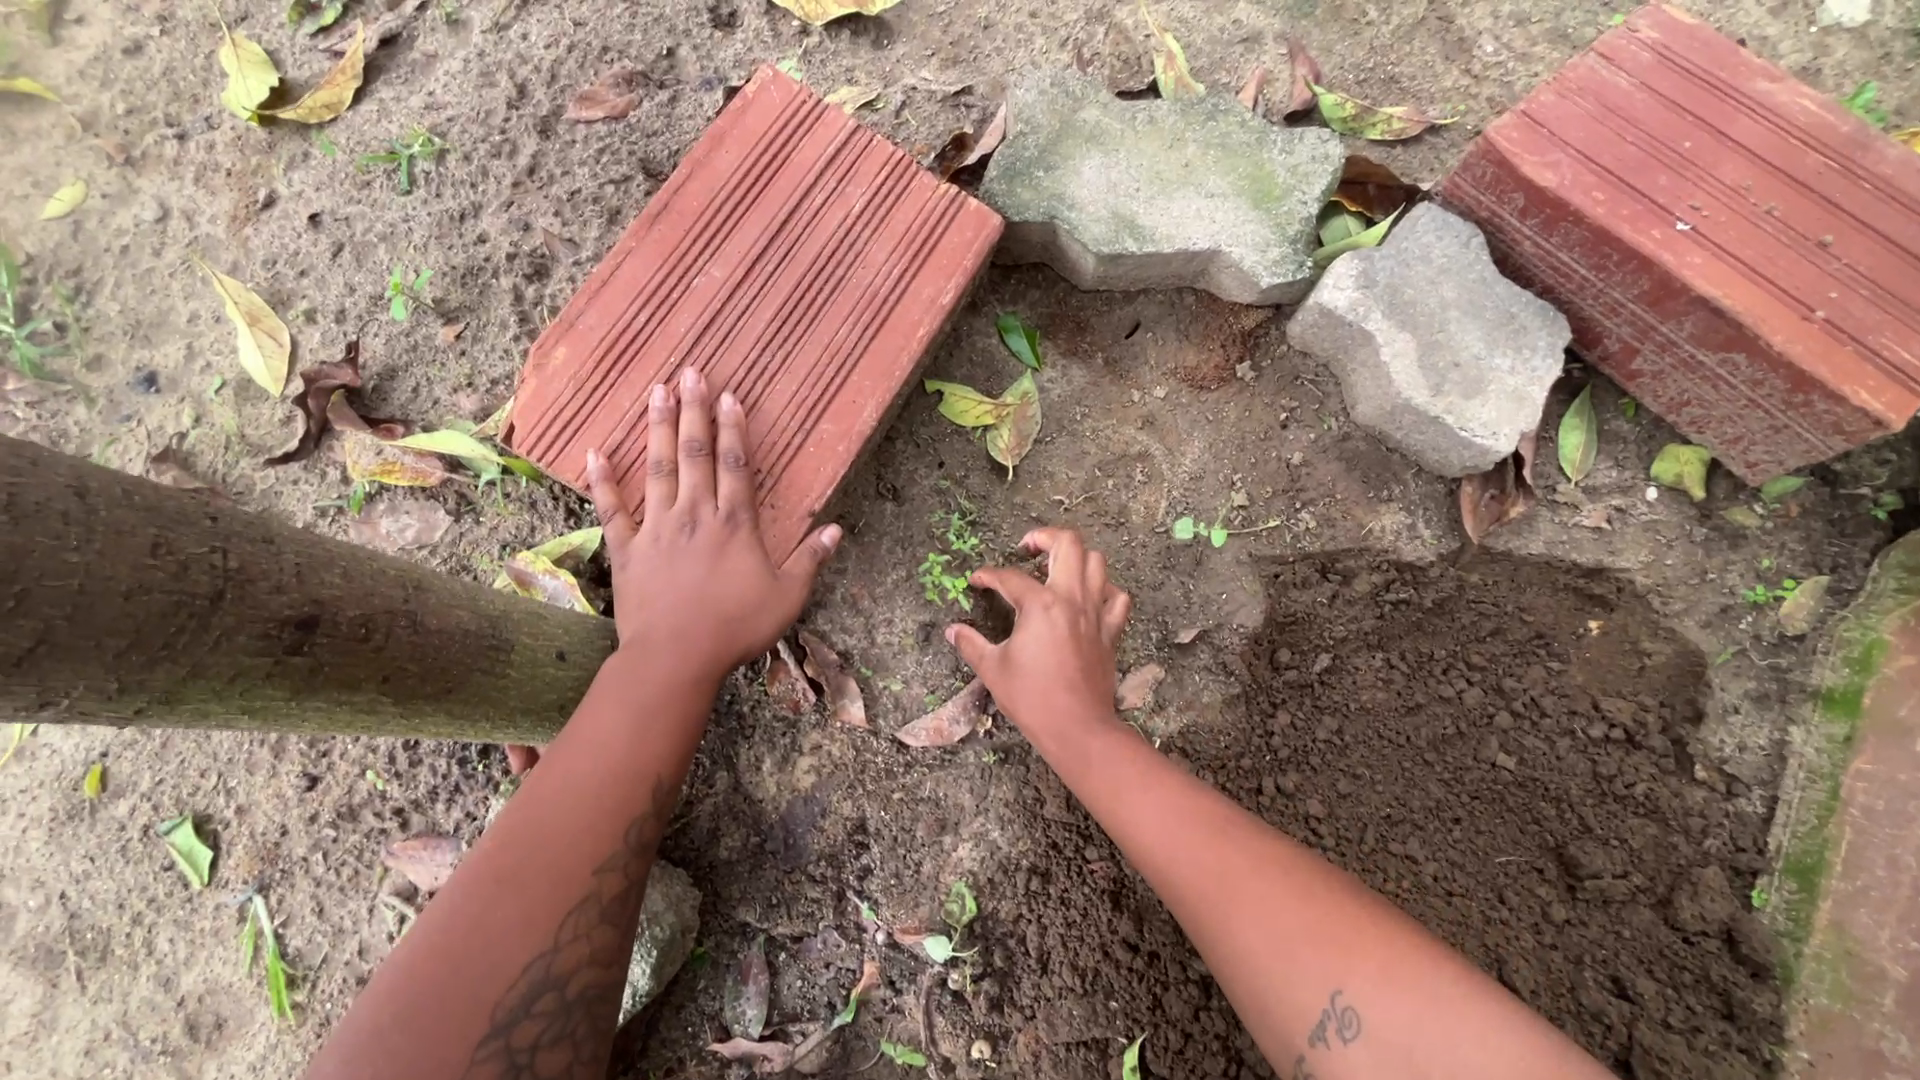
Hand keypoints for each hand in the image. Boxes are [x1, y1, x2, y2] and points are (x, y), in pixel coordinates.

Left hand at [585, 367, 840, 687]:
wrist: (676, 658)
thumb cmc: (736, 628)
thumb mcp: (787, 597)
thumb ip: (811, 560)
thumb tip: (836, 530)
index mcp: (734, 524)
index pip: (735, 464)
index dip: (733, 428)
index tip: (728, 394)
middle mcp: (694, 515)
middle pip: (695, 454)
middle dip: (693, 411)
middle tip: (688, 373)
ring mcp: (657, 530)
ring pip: (657, 469)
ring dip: (657, 430)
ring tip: (655, 393)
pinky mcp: (627, 551)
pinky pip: (613, 510)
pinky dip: (604, 482)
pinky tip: (596, 453)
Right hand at [946, 527, 1130, 743]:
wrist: (1077, 727)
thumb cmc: (1032, 698)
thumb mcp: (993, 669)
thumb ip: (971, 644)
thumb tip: (953, 631)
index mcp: (1040, 605)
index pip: (1009, 577)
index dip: (988, 575)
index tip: (977, 580)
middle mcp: (1071, 599)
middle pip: (1068, 544)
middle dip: (1044, 537)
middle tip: (1026, 549)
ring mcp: (1095, 613)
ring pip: (1097, 562)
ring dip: (1076, 556)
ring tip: (1056, 566)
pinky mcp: (1110, 631)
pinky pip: (1117, 597)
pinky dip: (1104, 589)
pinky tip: (1089, 595)